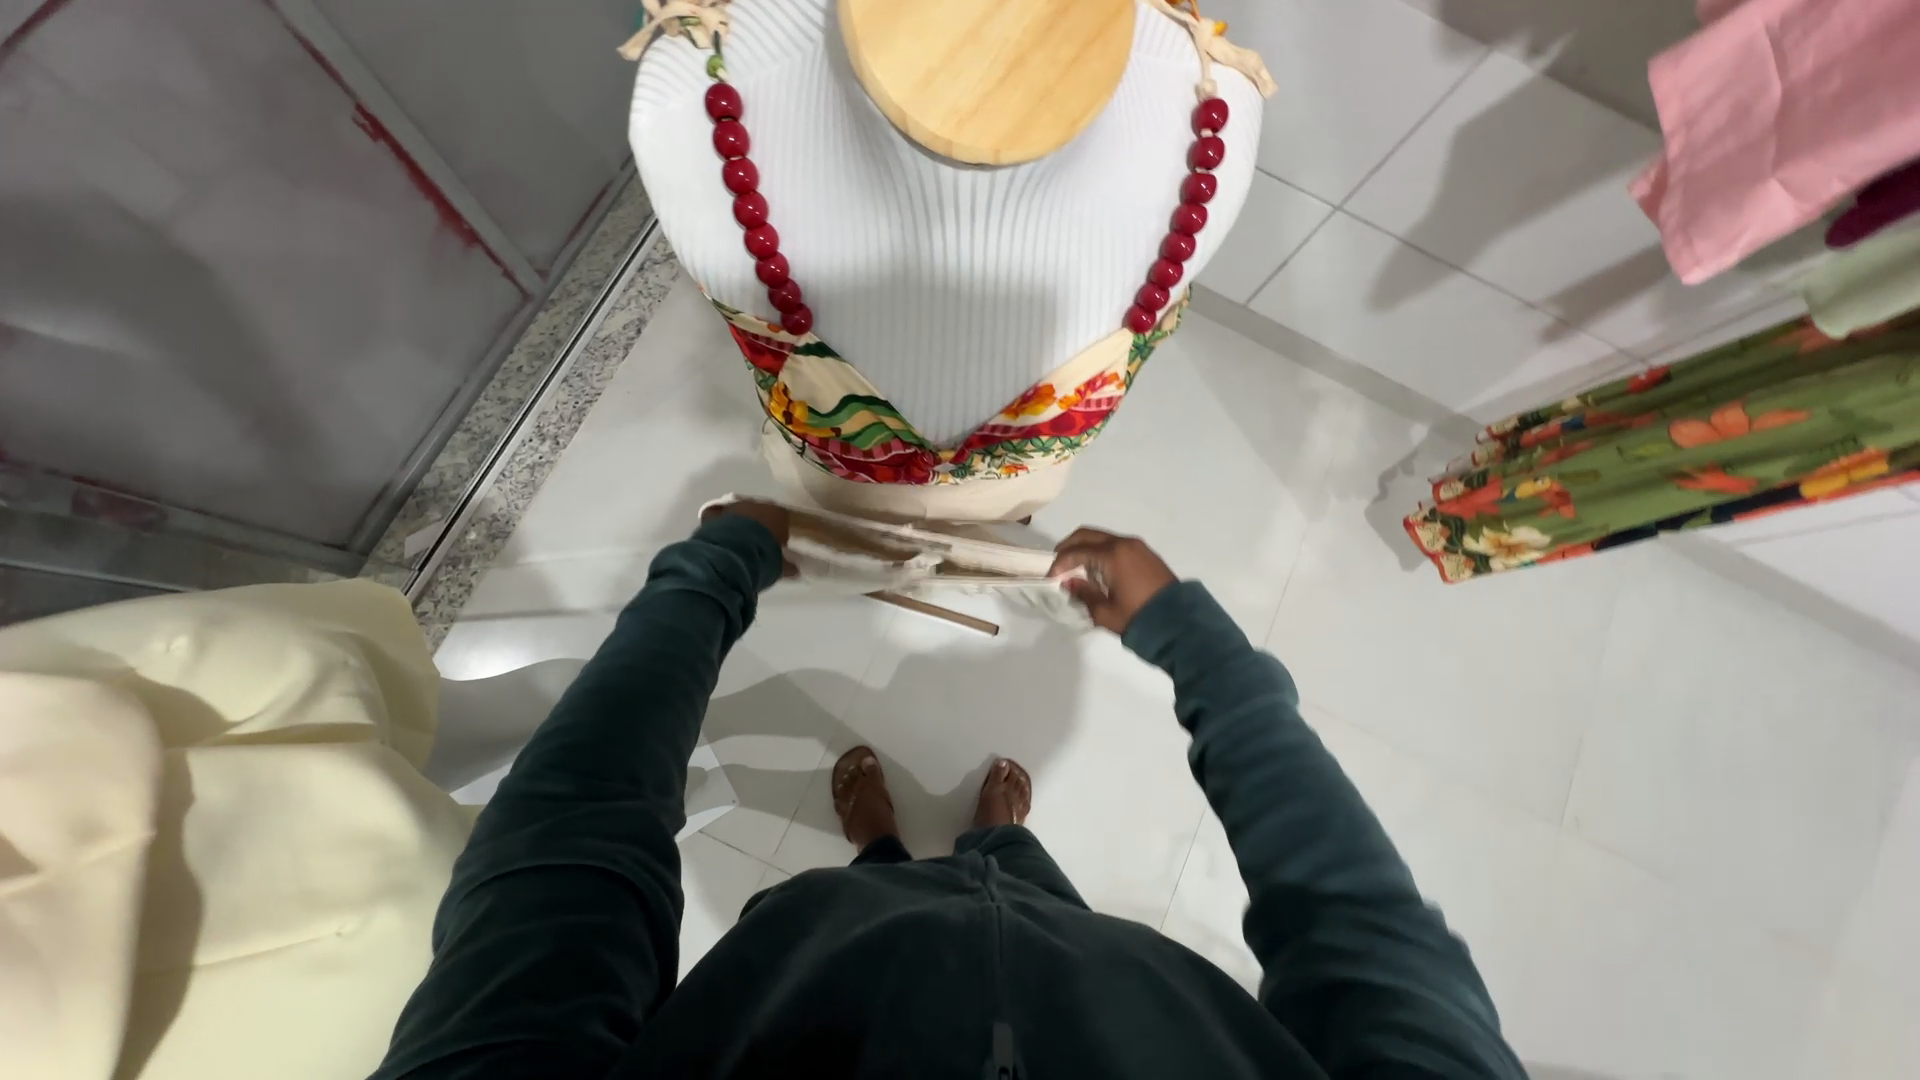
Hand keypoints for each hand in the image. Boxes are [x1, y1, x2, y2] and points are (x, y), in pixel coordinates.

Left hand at [701, 499, 797, 577]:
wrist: (732, 555)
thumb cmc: (763, 558)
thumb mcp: (779, 567)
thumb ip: (787, 566)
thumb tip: (795, 571)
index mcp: (777, 514)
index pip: (782, 518)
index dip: (779, 531)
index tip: (777, 544)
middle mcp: (756, 505)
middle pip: (760, 511)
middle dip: (759, 524)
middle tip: (758, 541)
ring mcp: (734, 508)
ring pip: (739, 511)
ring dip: (739, 522)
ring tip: (737, 540)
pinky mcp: (714, 516)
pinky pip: (716, 515)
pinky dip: (717, 521)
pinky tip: (717, 530)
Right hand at [1048, 527, 1176, 633]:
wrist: (1179, 623)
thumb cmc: (1137, 618)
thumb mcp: (1104, 612)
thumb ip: (1083, 593)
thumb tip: (1070, 582)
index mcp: (1112, 555)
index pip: (1076, 552)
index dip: (1059, 564)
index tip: (1051, 578)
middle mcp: (1123, 543)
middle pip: (1087, 535)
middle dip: (1069, 547)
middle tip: (1058, 563)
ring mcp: (1137, 546)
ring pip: (1102, 538)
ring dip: (1086, 548)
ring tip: (1077, 569)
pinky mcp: (1146, 553)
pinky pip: (1116, 545)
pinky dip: (1101, 551)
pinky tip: (1098, 570)